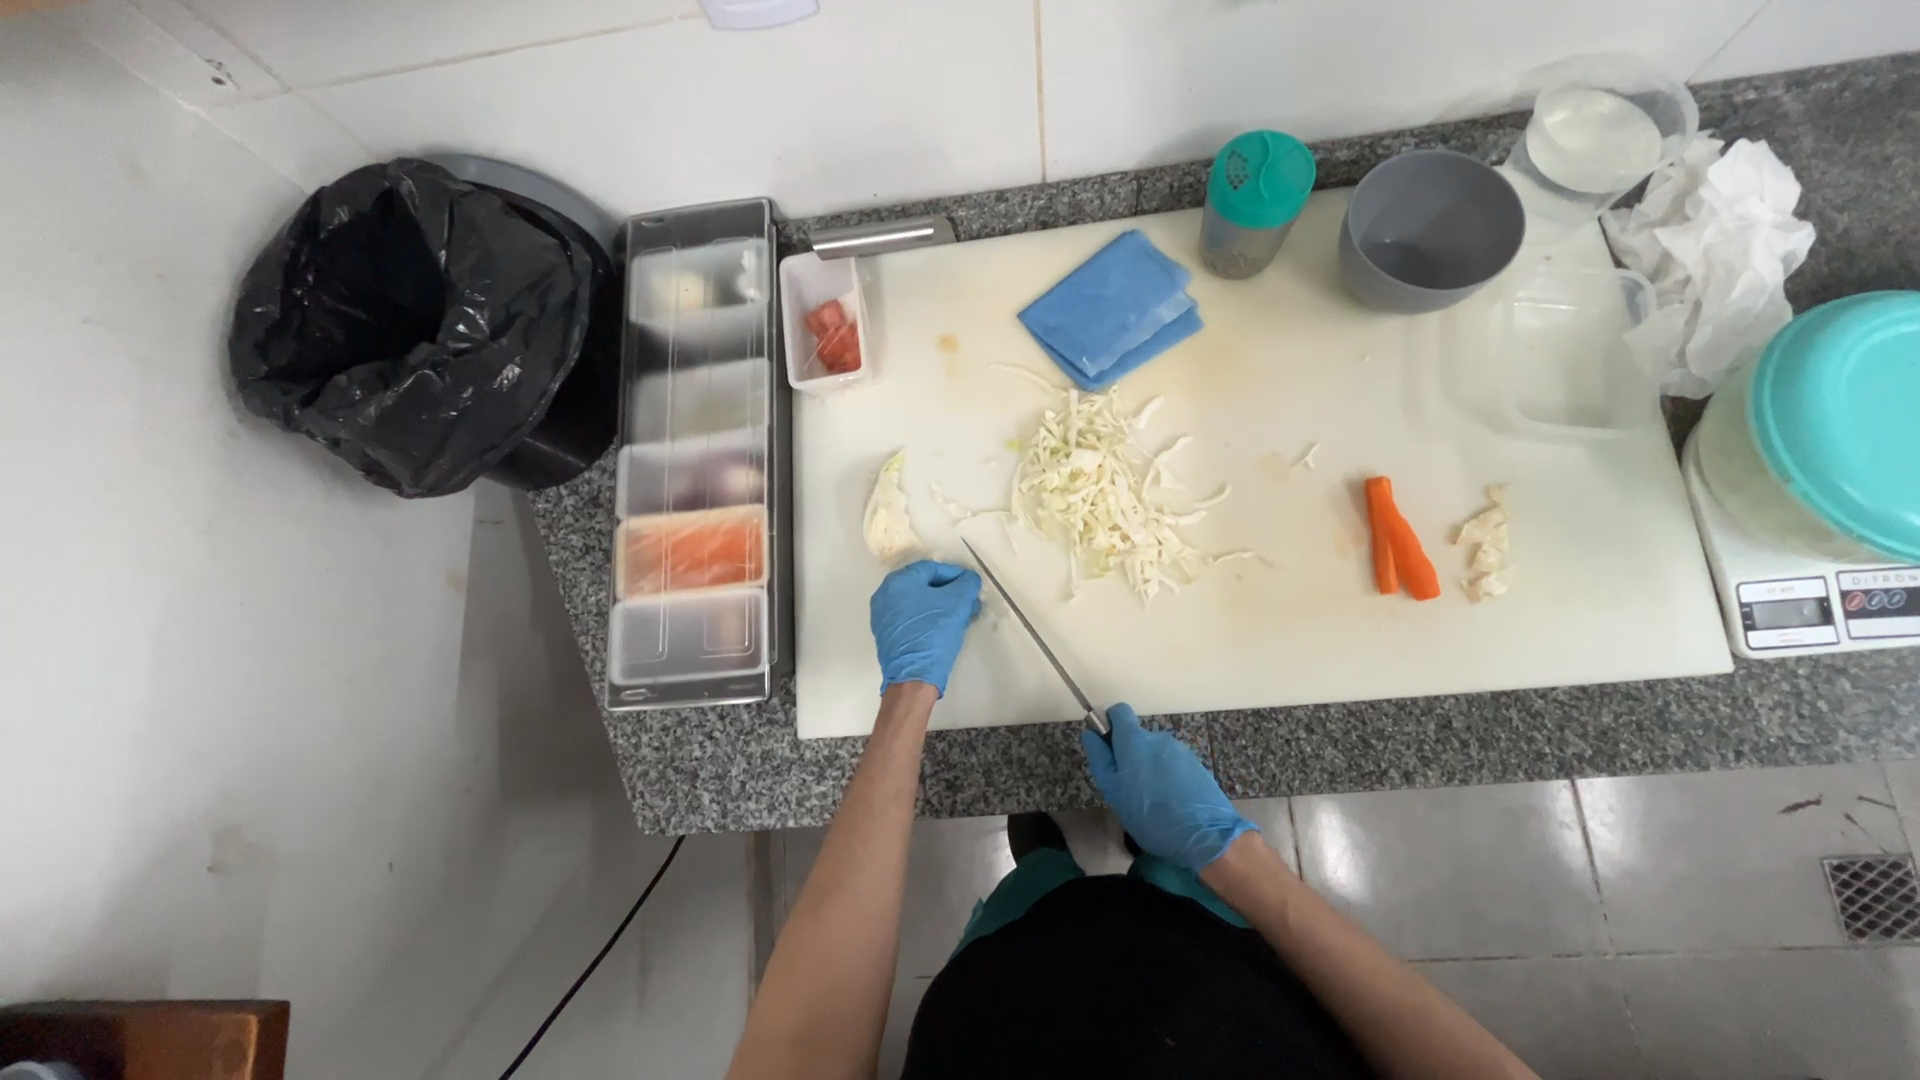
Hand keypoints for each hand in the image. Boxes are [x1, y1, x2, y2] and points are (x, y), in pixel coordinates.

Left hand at [870, 560, 982, 695]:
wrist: (912, 678)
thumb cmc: (933, 634)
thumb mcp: (957, 604)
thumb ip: (967, 584)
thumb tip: (970, 579)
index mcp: (898, 582)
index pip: (932, 568)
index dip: (956, 574)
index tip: (972, 585)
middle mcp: (886, 595)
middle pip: (924, 585)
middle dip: (950, 592)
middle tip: (969, 601)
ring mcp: (884, 617)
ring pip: (919, 603)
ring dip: (942, 606)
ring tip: (963, 615)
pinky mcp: (888, 636)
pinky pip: (912, 619)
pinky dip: (930, 619)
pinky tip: (947, 628)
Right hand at [1082, 703, 1256, 871]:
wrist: (1207, 836)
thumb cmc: (1150, 816)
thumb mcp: (1114, 792)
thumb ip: (1100, 759)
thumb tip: (1090, 733)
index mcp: (1135, 741)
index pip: (1119, 711)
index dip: (1109, 723)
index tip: (1107, 745)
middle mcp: (1158, 738)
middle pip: (1137, 737)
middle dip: (1129, 756)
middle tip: (1129, 788)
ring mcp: (1180, 750)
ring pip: (1155, 752)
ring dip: (1149, 767)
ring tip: (1153, 800)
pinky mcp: (1196, 765)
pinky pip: (1173, 763)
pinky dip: (1167, 776)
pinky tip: (1172, 802)